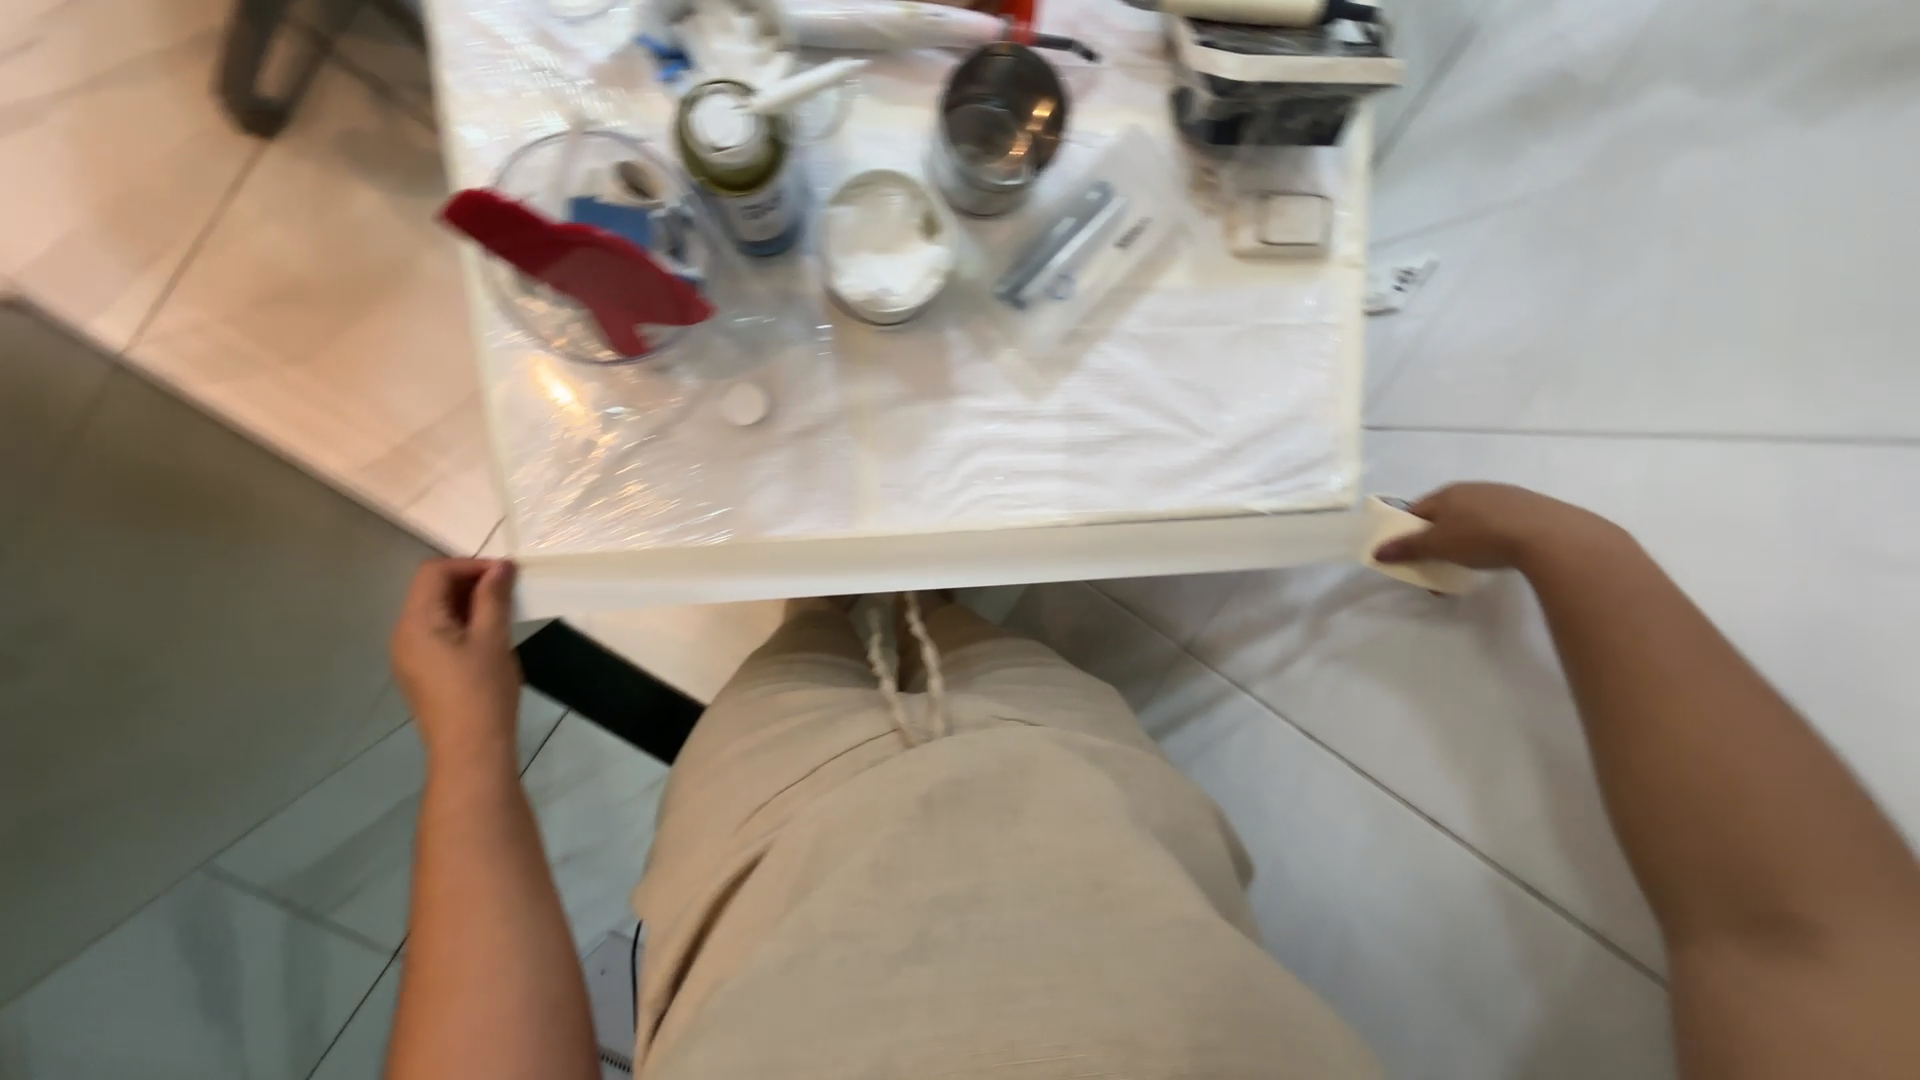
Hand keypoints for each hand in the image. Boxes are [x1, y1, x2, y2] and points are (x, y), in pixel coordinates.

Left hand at [391, 558, 521, 763]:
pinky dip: (462, 623)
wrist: (470, 749)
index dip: (470, 565)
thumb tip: (501, 566)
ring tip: (503, 612)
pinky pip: (437, 633)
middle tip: (509, 590)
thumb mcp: (493, 639)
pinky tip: (488, 637)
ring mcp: (409, 655)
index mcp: (416, 623)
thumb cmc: (483, 691)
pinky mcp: (421, 671)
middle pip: (430, 590)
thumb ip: (493, 597)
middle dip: (470, 582)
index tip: (506, 574)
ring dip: (468, 603)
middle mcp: (403, 635)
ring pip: (435, 612)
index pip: (434, 572)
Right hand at [1373, 483, 1623, 570]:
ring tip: (1473, 563)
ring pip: (1474, 518)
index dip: (1409, 532)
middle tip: (1441, 564)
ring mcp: (1504, 495)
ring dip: (1466, 539)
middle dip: (1438, 539)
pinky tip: (1502, 553)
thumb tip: (1376, 552)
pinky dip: (1493, 537)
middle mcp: (1473, 489)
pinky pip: (1500, 522)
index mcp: (1446, 494)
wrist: (1549, 535)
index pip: (1416, 511)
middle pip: (1445, 515)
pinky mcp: (1530, 507)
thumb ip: (1407, 548)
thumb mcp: (1438, 546)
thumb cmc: (1482, 537)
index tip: (1413, 555)